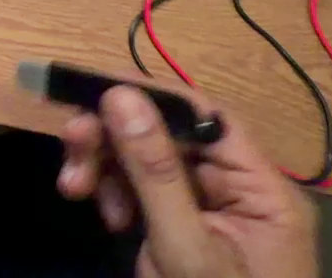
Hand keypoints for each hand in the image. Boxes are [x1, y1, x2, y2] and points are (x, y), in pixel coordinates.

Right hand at [58, 85, 318, 277]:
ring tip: (74, 188)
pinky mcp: (178, 220)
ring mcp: (206, 205)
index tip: (89, 86)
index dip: (146, 92)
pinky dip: (108, 188)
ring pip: (141, 153)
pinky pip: (135, 182)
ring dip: (101, 163)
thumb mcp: (185, 246)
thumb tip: (120, 93)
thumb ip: (154, 170)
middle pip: (164, 132)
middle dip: (110, 136)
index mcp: (261, 190)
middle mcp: (236, 188)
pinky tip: (100, 212)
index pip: (204, 115)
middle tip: (69, 143)